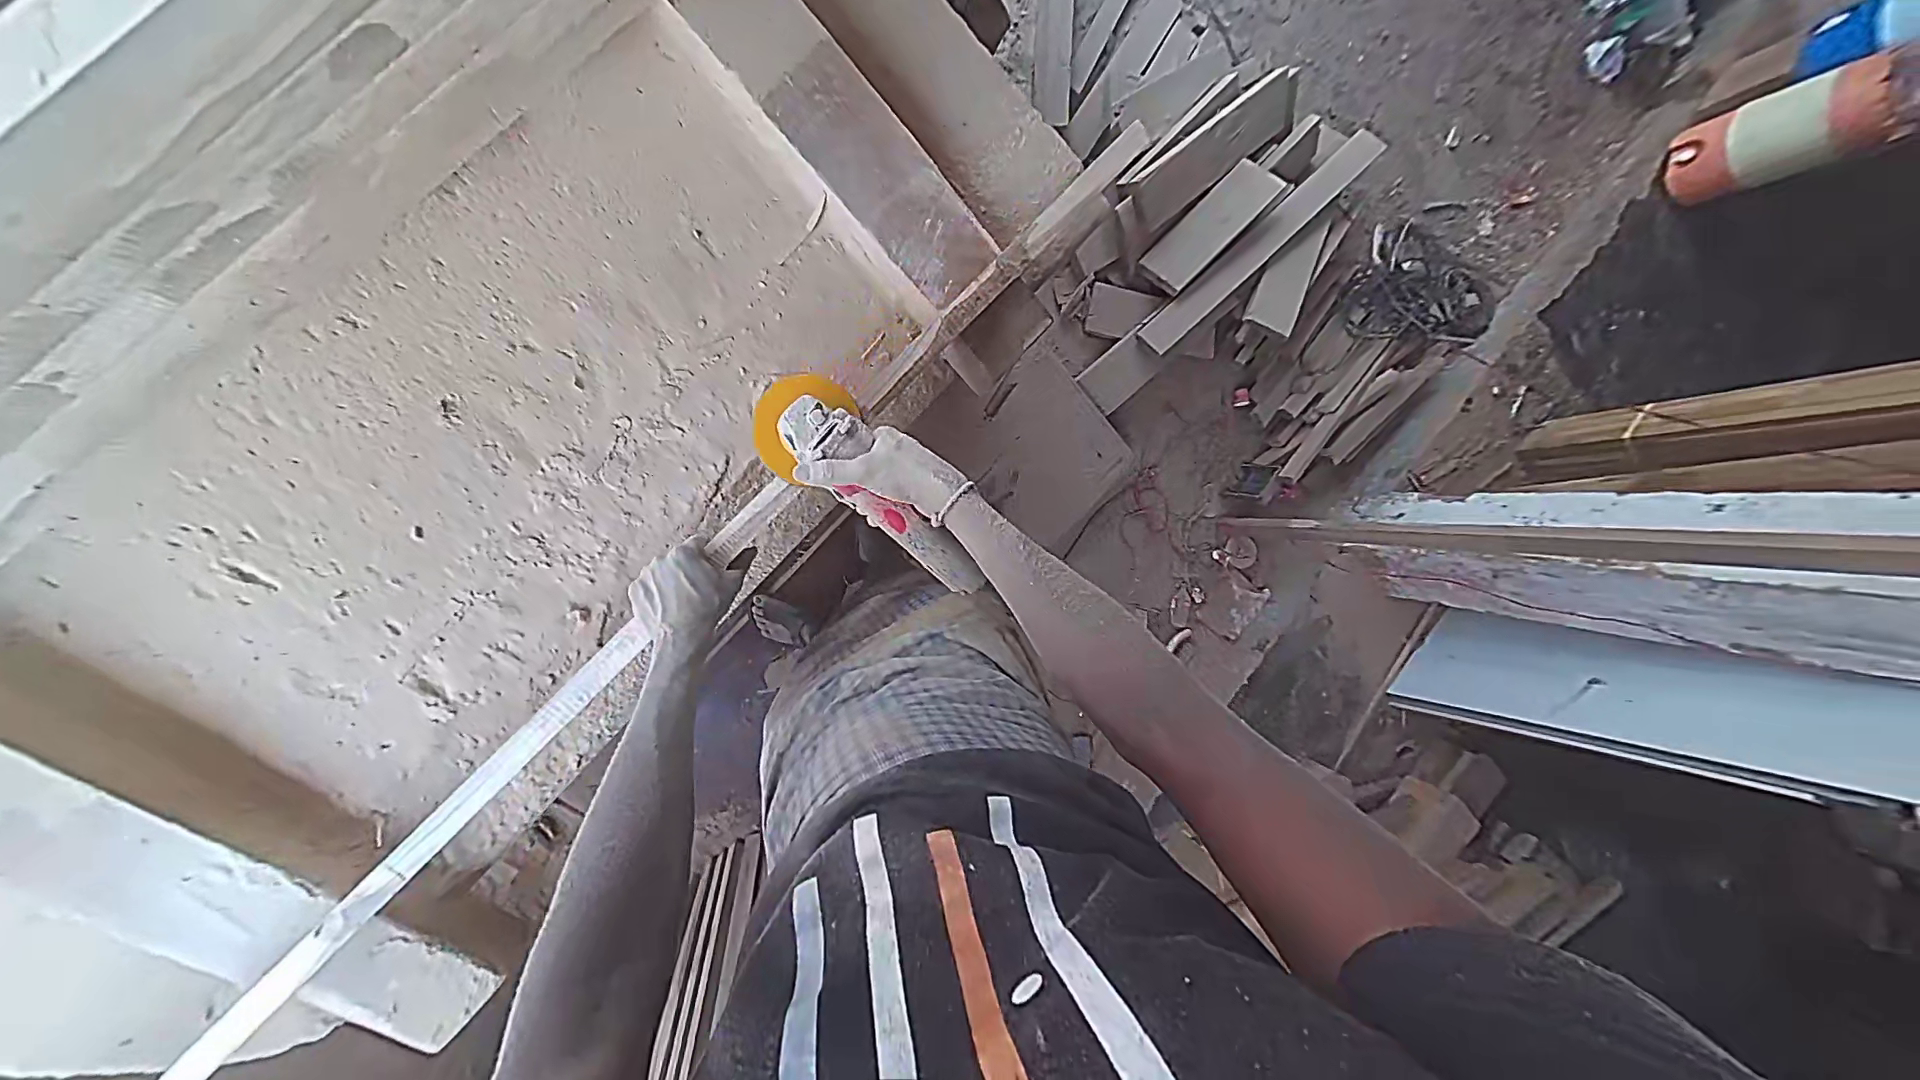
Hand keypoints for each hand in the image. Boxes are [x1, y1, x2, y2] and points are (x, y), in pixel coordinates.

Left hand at [628, 540, 743, 638]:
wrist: (681, 638)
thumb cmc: (705, 610)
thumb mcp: (731, 585)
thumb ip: (741, 563)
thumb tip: (750, 552)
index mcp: (684, 553)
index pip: (698, 542)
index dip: (708, 553)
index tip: (711, 563)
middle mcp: (661, 560)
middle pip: (679, 557)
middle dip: (689, 568)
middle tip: (700, 586)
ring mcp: (646, 575)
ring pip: (663, 571)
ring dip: (672, 580)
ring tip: (685, 599)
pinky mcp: (636, 591)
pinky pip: (650, 586)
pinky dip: (658, 593)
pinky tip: (670, 605)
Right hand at [790, 427, 969, 520]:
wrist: (941, 495)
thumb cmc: (910, 475)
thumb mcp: (862, 472)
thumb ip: (832, 472)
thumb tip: (805, 470)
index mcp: (884, 436)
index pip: (854, 447)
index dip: (846, 466)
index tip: (841, 480)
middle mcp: (897, 448)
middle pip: (865, 470)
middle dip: (860, 489)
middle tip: (859, 498)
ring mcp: (907, 467)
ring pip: (879, 485)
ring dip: (874, 500)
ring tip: (875, 509)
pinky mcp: (915, 484)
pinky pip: (894, 495)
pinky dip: (889, 505)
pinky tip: (889, 513)